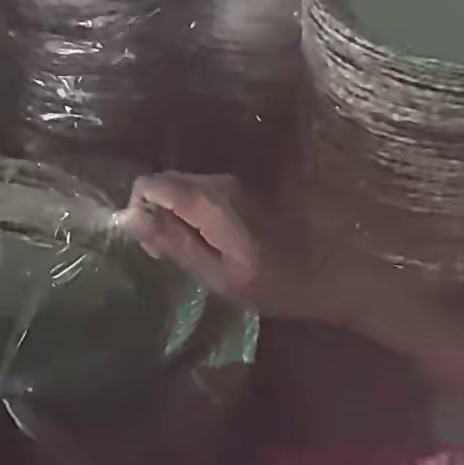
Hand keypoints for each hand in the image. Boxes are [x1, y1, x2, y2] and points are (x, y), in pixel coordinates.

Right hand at [124, 173, 374, 323]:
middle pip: (164, 184)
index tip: (153, 246)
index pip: (149, 185)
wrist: (333, 271)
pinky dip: (191, 216)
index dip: (139, 212)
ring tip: (194, 255)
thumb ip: (174, 243)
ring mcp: (231, 184)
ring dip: (173, 217)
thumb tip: (130, 218)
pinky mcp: (240, 191)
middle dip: (155, 215)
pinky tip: (211, 246)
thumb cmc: (276, 283)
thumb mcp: (218, 275)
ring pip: (180, 189)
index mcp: (209, 200)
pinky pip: (198, 195)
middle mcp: (217, 181)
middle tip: (171, 255)